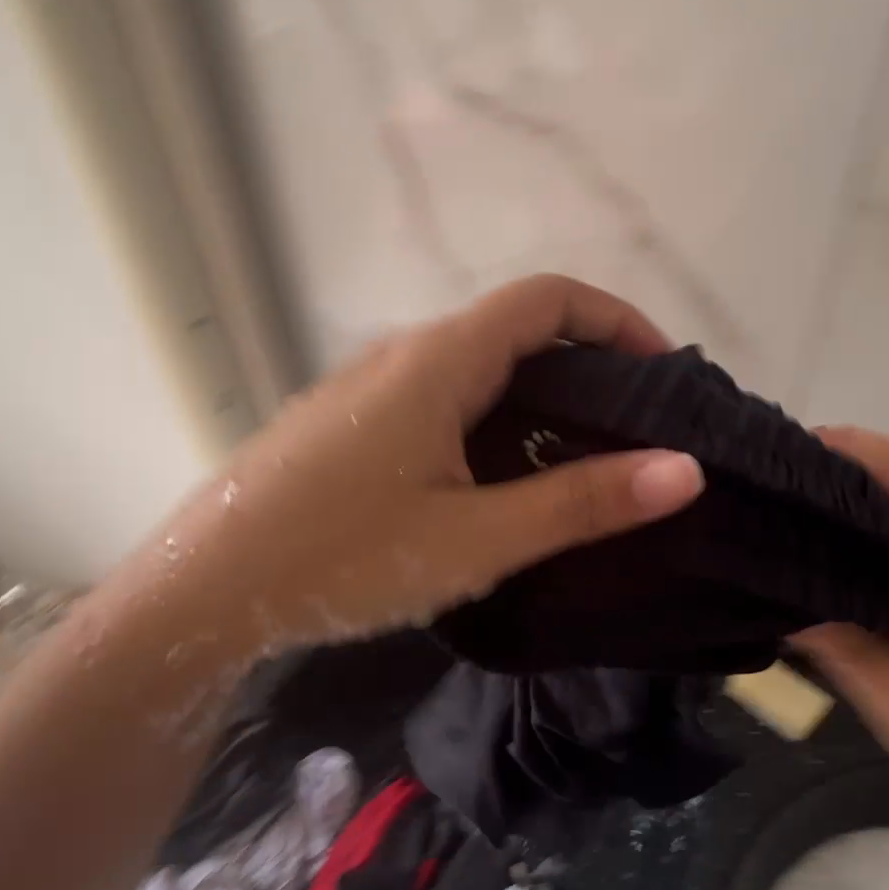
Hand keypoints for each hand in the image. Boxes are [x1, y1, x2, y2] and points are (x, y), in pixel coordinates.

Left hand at [156, 275, 704, 656]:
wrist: (205, 591)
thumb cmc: (341, 558)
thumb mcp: (474, 540)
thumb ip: (579, 502)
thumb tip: (684, 470)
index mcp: (437, 361)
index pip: (547, 298)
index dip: (617, 320)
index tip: (663, 375)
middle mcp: (400, 356)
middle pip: (513, 331)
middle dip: (585, 367)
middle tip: (633, 434)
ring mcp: (365, 390)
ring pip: (472, 371)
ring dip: (535, 402)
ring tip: (579, 465)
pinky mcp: (345, 427)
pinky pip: (436, 402)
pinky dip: (488, 425)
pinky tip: (495, 486)